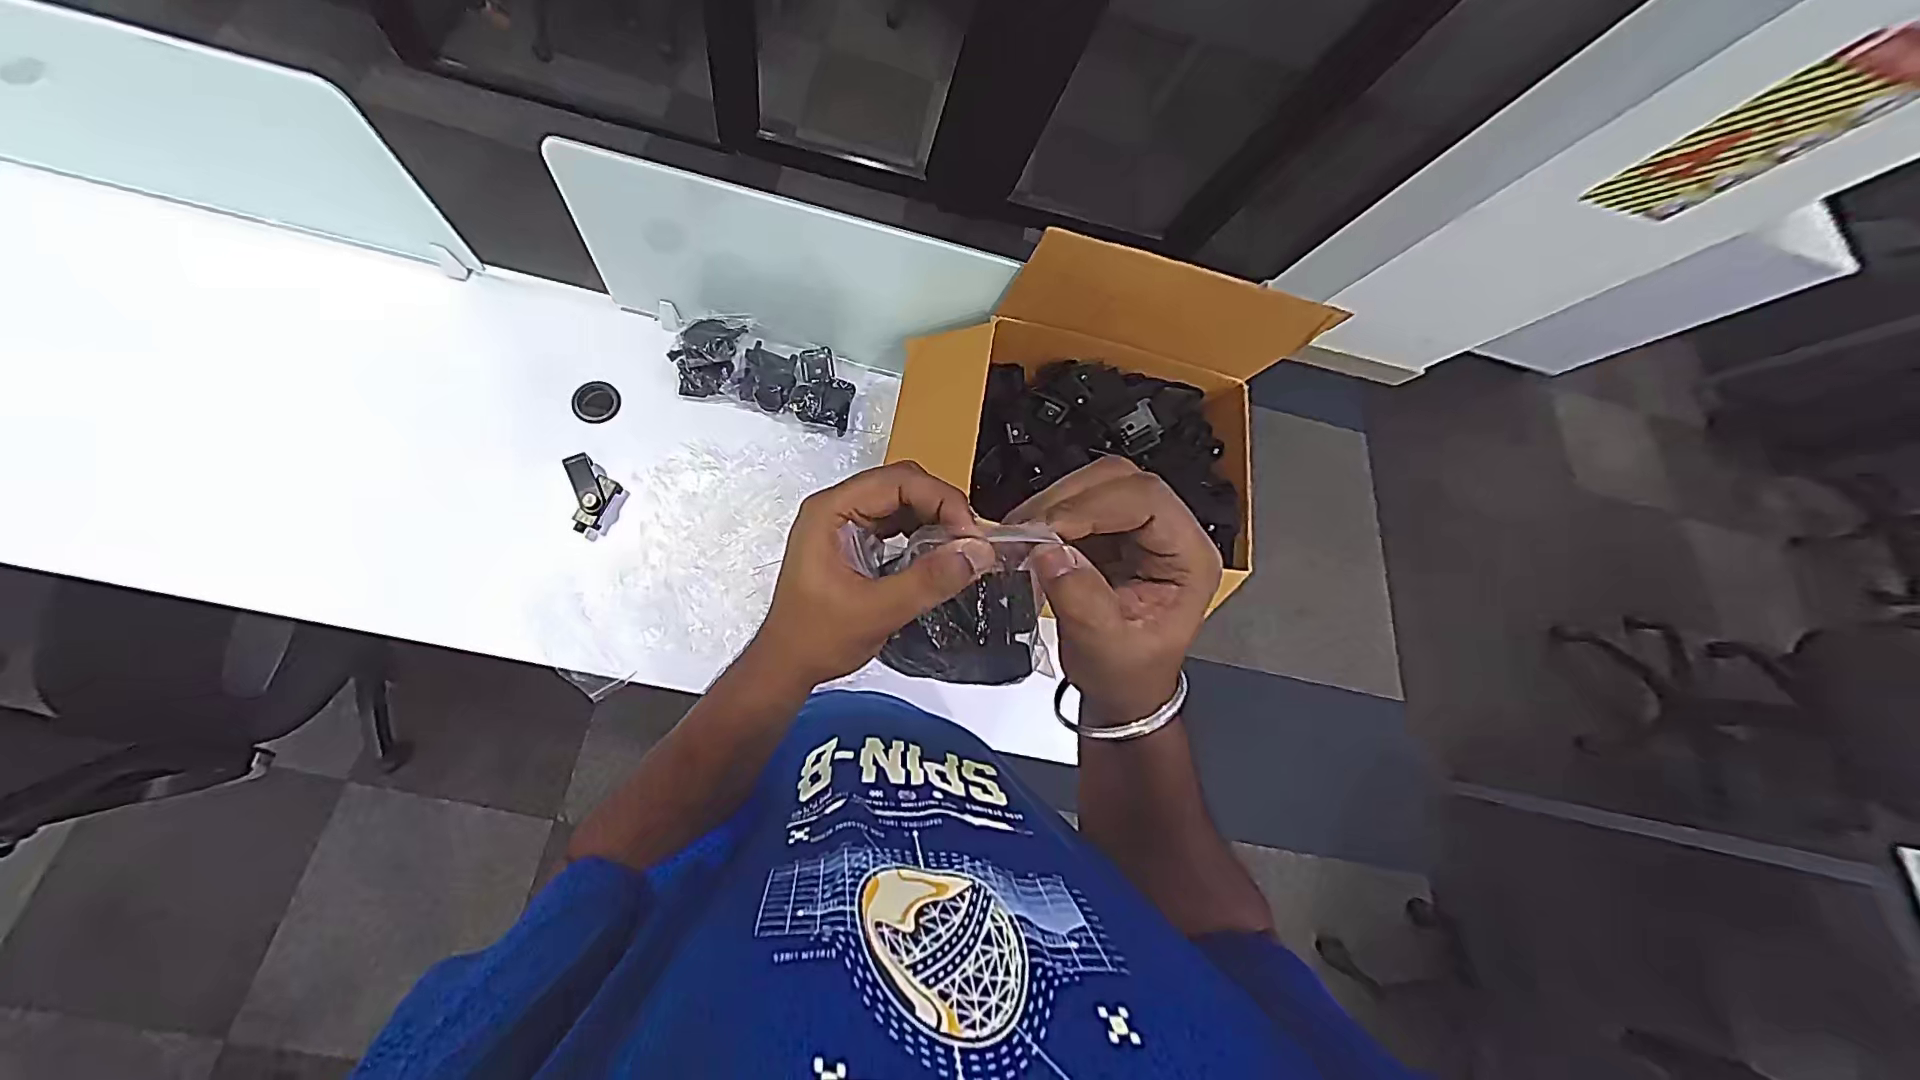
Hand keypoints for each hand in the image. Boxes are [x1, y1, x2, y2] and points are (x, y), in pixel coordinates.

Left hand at [750, 461, 995, 687]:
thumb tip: (973, 554)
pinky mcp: (857, 542)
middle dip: (942, 507)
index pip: (898, 481)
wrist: (789, 664)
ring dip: (935, 520)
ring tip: (959, 548)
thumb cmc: (812, 638)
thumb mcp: (876, 611)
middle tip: (968, 539)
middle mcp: (837, 509)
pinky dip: (924, 535)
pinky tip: (939, 556)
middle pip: (903, 485)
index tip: (967, 531)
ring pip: (904, 503)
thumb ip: (927, 581)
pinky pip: (898, 524)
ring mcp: (846, 524)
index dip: (940, 499)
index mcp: (830, 512)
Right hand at [1008, 457, 1220, 725]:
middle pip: (1119, 480)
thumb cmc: (1129, 674)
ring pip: (1092, 485)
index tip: (1050, 528)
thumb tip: (1050, 552)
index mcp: (1188, 558)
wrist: (1119, 687)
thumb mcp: (1106, 650)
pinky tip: (1028, 539)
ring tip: (1023, 538)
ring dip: (1051, 506)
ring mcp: (1136, 530)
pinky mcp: (1106, 532)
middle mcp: (1167, 534)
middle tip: (1028, 531)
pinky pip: (1073, 504)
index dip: (1094, 506)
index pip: (1147, 501)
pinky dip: (1044, 516)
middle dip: (1067, 500)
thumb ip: (1082, 601)